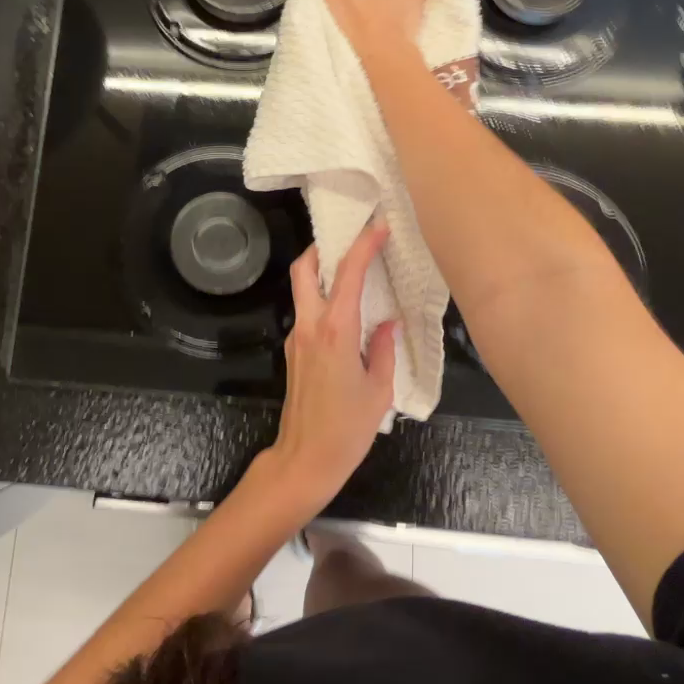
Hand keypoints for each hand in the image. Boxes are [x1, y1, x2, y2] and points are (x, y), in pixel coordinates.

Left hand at [258, 222, 398, 510]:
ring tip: (353, 268)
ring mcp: (296, 338)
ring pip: (302, 290)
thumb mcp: (379, 389)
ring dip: (322, 271)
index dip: (363, 244)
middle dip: (324, 246)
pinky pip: (307, 312)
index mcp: (334, 331)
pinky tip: (347, 307)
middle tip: (350, 237)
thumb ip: (384, 348)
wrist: (305, 458)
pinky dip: (323, 298)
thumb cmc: (347, 428)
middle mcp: (309, 326)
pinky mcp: (294, 352)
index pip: (348, 274)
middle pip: (305, 270)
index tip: (379, 225)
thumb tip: (390, 322)